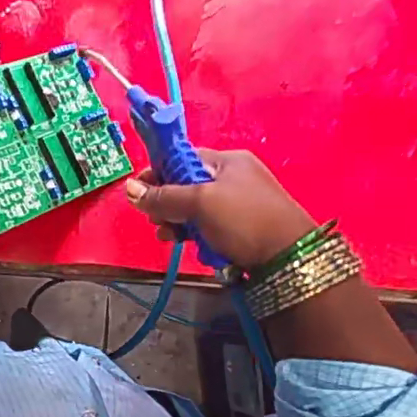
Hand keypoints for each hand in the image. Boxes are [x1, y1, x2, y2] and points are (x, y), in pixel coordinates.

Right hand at [123, 148, 316, 267]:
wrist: (287, 258)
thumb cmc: (243, 220)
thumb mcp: (199, 203)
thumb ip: (163, 196)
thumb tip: (129, 189)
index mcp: (226, 161)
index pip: (181, 158)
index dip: (157, 173)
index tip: (138, 193)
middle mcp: (230, 177)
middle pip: (183, 184)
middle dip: (163, 202)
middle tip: (156, 219)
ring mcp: (234, 203)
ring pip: (190, 208)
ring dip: (174, 221)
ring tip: (167, 235)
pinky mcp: (235, 227)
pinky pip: (203, 224)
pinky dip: (191, 232)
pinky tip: (184, 242)